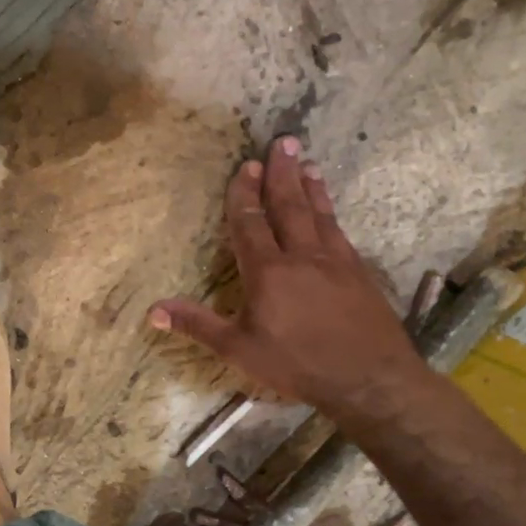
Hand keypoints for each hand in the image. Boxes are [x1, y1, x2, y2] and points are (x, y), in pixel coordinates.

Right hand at [147, 136, 431, 417]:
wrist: (372, 382)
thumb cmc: (297, 365)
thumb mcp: (238, 349)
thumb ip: (197, 324)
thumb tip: (152, 310)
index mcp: (268, 272)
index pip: (251, 223)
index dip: (245, 194)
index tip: (246, 166)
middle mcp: (302, 258)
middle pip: (290, 207)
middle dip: (283, 174)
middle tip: (284, 143)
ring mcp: (336, 264)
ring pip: (320, 216)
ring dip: (311, 187)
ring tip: (308, 163)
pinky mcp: (360, 275)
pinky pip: (340, 233)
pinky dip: (332, 213)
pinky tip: (330, 209)